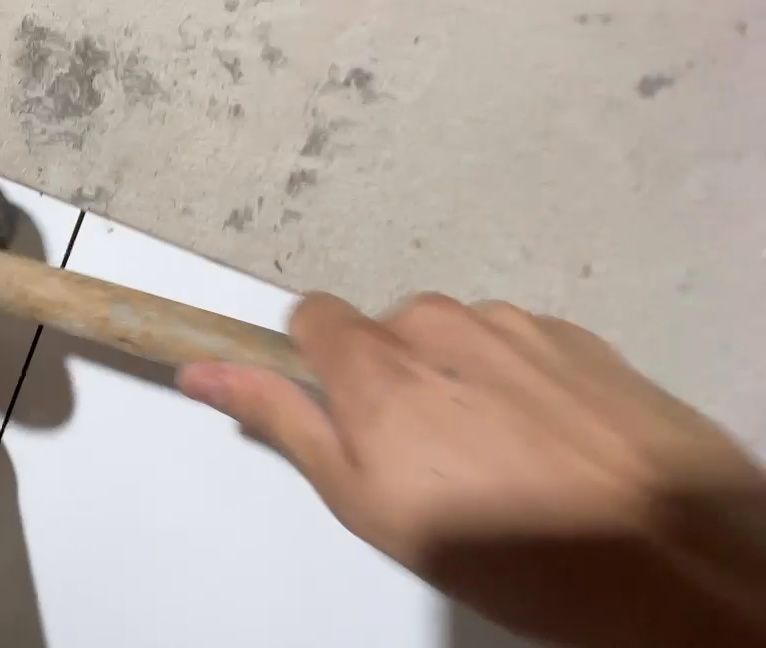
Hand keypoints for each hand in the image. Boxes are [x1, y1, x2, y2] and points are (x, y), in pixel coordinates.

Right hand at [179, 292, 765, 647]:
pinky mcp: (587, 341)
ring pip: (454, 335)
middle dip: (395, 373)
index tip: (348, 405)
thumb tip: (196, 370)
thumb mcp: (364, 501)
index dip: (320, 358)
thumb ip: (277, 418)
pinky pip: (523, 342)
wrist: (697, 580)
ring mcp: (516, 327)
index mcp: (372, 361)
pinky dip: (524, 377)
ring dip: (460, 374)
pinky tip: (563, 440)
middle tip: (436, 450)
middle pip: (385, 329)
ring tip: (509, 451)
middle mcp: (435, 324)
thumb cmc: (502, 548)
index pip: (310, 312)